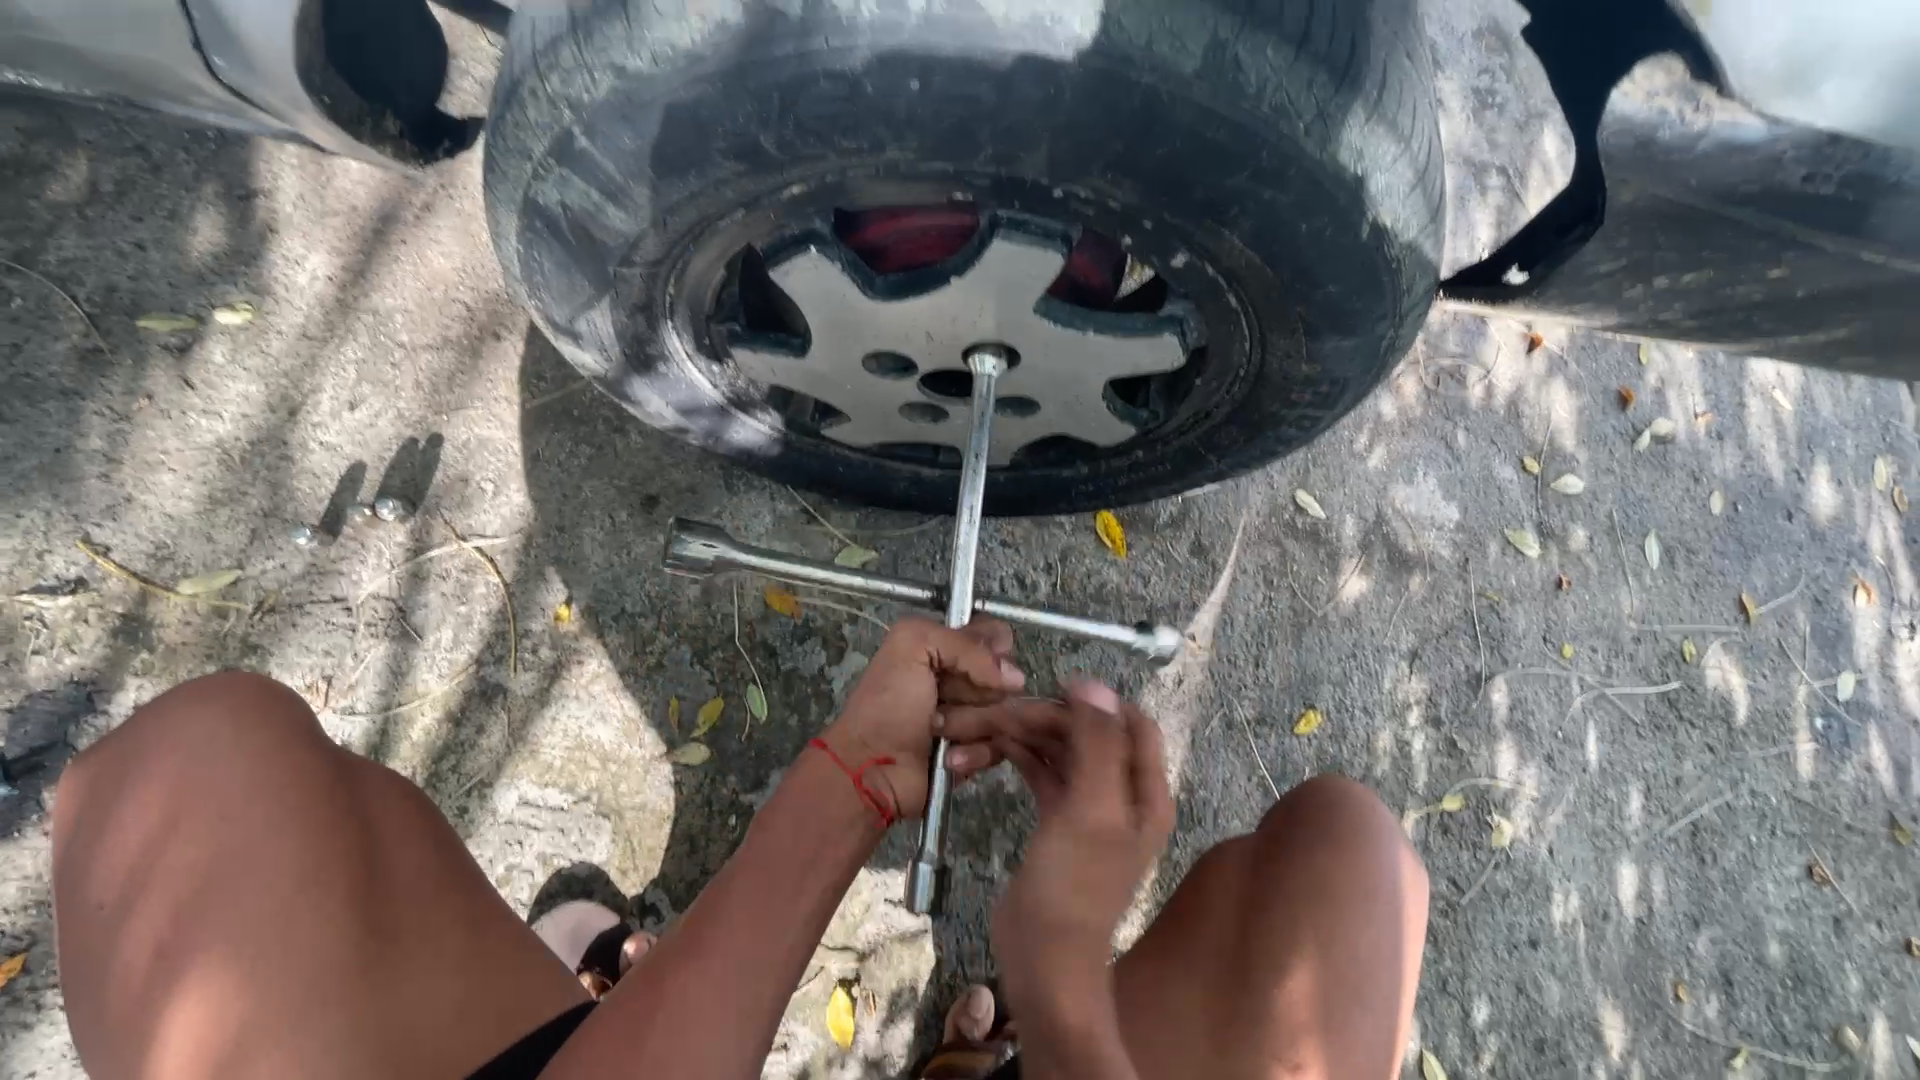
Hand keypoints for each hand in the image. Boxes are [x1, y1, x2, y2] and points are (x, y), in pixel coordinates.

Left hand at [817, 616, 1025, 820]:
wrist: (870, 769)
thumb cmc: (887, 704)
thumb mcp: (912, 647)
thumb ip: (964, 643)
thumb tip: (1015, 677)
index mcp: (942, 647)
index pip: (993, 636)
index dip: (996, 650)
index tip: (988, 666)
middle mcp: (959, 680)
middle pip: (1005, 678)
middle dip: (986, 691)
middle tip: (953, 701)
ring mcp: (968, 717)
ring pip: (1006, 714)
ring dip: (976, 723)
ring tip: (943, 733)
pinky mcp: (973, 752)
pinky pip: (999, 747)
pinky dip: (976, 752)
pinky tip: (949, 757)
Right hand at [948, 681, 1173, 1025]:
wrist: (1044, 958)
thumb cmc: (1074, 886)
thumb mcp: (1091, 810)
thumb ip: (1097, 744)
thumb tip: (1092, 684)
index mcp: (1145, 791)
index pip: (1132, 724)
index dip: (1097, 702)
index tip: (1052, 690)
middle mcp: (1122, 794)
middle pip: (1087, 734)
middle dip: (1045, 719)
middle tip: (996, 713)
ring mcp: (1088, 807)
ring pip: (1060, 751)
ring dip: (1023, 737)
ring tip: (978, 729)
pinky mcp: (1057, 819)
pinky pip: (1042, 774)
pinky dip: (1017, 759)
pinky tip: (987, 749)